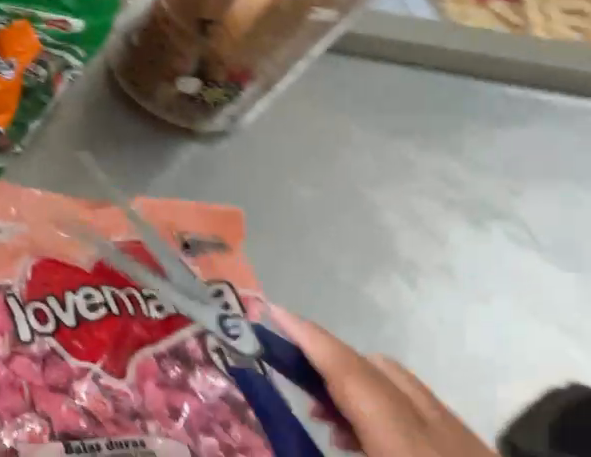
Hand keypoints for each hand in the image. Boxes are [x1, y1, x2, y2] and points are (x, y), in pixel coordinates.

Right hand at [272, 307, 492, 456]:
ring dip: (360, 387)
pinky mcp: (480, 454)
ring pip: (409, 389)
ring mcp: (473, 447)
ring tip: (330, 419)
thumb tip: (272, 418)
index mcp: (411, 446)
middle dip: (333, 359)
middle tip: (294, 377)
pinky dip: (390, 412)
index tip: (270, 310)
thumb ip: (309, 445)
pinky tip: (371, 441)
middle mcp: (447, 437)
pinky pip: (430, 416)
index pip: (355, 376)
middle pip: (384, 369)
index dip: (311, 340)